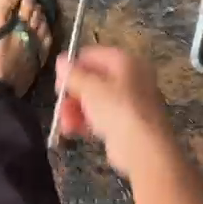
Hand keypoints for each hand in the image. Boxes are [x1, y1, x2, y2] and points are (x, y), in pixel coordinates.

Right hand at [55, 47, 178, 178]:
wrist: (144, 148)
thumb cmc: (118, 110)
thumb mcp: (90, 88)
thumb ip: (73, 74)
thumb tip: (61, 61)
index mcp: (126, 62)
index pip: (92, 55)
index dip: (73, 67)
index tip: (59, 82)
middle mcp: (131, 78)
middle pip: (93, 79)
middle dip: (73, 93)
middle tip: (61, 106)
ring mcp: (130, 102)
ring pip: (95, 100)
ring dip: (76, 110)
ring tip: (66, 124)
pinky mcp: (127, 123)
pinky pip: (102, 116)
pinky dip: (87, 122)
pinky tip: (74, 131)